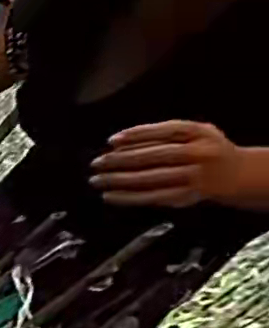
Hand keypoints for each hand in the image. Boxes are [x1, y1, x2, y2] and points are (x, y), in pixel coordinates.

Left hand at [90, 121, 257, 207]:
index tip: (112, 140)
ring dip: (118, 179)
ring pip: (151, 177)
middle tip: (96, 163)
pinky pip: (150, 196)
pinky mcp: (185, 194)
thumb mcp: (191, 136)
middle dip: (121, 159)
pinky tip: (106, 195)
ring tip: (95, 180)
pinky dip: (125, 197)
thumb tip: (116, 143)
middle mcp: (203, 152)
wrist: (232, 173)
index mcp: (203, 134)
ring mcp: (196, 174)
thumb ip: (161, 136)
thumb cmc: (198, 152)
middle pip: (157, 155)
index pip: (171, 130)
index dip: (140, 134)